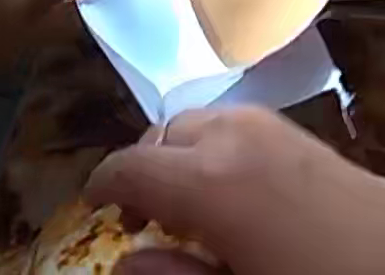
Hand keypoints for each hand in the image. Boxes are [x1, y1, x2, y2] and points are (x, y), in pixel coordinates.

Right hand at [86, 107, 384, 274]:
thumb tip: (126, 265)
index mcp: (210, 177)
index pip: (133, 165)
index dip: (104, 184)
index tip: (91, 207)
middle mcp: (230, 132)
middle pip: (161, 135)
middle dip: (143, 169)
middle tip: (143, 221)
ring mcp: (265, 124)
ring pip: (194, 123)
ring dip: (177, 157)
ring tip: (186, 209)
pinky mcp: (293, 129)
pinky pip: (228, 124)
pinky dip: (210, 148)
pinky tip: (230, 194)